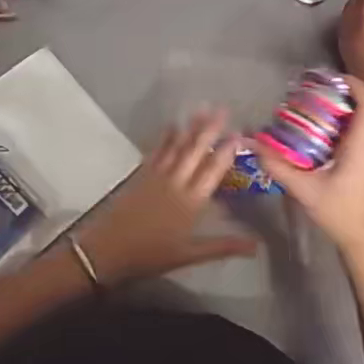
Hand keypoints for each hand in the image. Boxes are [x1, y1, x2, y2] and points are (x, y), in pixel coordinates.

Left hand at [77, 111, 258, 283]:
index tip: (239, 133)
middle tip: (222, 109)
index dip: (227, 151)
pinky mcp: (140, 176)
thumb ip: (223, 246)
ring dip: (190, 127)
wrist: (107, 250)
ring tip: (201, 109)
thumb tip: (256, 246)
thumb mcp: (189, 254)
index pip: (214, 171)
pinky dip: (165, 138)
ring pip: (177, 147)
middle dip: (210, 129)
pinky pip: (157, 152)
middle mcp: (176, 183)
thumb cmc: (151, 254)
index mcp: (192, 202)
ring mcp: (156, 176)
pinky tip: (172, 126)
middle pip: (195, 151)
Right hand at [253, 77, 363, 256]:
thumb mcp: (304, 190)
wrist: (362, 240)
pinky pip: (358, 130)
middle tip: (311, 90)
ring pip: (363, 117)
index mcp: (363, 144)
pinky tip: (315, 130)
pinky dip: (340, 122)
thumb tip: (251, 144)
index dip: (351, 83)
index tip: (325, 77)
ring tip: (310, 105)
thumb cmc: (340, 214)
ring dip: (341, 107)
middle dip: (341, 92)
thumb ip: (277, 166)